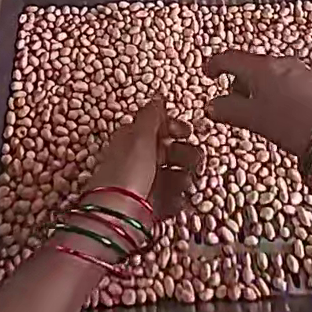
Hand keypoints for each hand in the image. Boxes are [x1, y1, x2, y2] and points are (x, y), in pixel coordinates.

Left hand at [86, 97, 199, 219]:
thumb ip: (151, 115)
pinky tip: (179, 198)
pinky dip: (179, 197)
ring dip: (185, 176)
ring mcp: (146, 182)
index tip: (186, 131)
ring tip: (185, 183)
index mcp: (132, 138)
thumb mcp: (139, 136)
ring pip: (175, 173)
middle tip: (194, 161)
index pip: (158, 127)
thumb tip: (159, 96)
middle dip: (185, 153)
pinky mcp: (153, 206)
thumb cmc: (126, 171)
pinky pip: (174, 197)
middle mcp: (139, 159)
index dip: (174, 127)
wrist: (117, 215)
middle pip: (170, 150)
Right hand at [202, 51, 311, 157]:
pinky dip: (275, 92)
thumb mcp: (253, 119)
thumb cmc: (291, 123)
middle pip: (251, 66)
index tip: (207, 73)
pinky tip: (279, 112)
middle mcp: (280, 62)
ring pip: (269, 74)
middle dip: (238, 81)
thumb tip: (212, 105)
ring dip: (258, 88)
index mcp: (260, 67)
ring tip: (256, 111)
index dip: (215, 65)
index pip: (230, 58)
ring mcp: (300, 71)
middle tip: (232, 100)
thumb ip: (228, 110)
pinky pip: (285, 82)